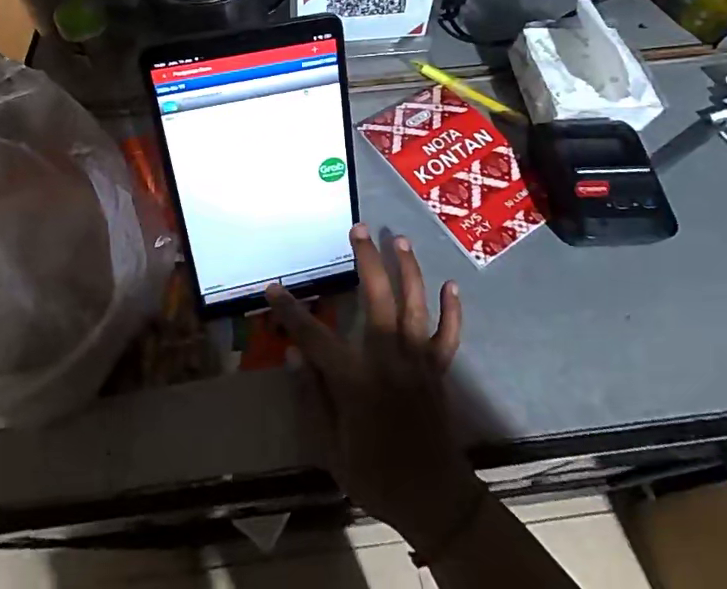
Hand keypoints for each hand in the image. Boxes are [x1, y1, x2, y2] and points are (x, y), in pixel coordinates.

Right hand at [266, 224, 482, 547]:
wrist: (432, 498)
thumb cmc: (375, 475)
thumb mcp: (331, 448)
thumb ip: (313, 397)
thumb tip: (293, 354)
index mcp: (355, 380)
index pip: (315, 336)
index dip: (292, 312)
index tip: (274, 288)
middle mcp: (388, 359)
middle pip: (376, 298)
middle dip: (366, 260)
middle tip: (358, 230)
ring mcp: (418, 361)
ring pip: (414, 305)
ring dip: (407, 269)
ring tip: (399, 240)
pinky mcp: (439, 370)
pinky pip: (448, 334)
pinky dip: (452, 310)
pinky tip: (451, 285)